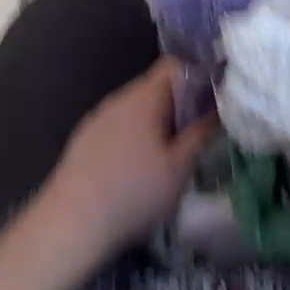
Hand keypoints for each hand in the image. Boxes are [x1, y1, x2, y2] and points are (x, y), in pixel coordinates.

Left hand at [37, 58, 216, 256]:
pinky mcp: (84, 139)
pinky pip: (118, 125)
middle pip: (155, 87)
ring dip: (156, 121)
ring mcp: (97, 118)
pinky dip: (134, 135)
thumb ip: (200, 134)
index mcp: (144, 98)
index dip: (199, 77)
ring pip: (135, 108)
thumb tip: (218, 110)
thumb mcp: (179, 168)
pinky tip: (137, 166)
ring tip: (170, 152)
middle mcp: (118, 99)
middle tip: (198, 132)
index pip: (174, 66)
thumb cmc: (134, 193)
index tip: (215, 101)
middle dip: (179, 104)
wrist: (72, 223)